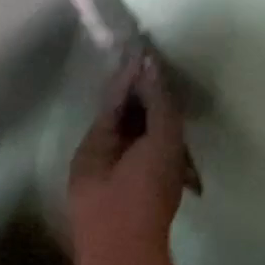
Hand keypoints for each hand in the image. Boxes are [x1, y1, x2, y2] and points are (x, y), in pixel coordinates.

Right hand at [68, 52, 197, 261]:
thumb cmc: (151, 185)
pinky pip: (109, 108)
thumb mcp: (166, 139)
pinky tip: (123, 65)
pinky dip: (116, 89)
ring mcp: (119, 138)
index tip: (158, 56)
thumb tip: (151, 66)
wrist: (113, 220)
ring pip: (126, 102)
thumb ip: (159, 101)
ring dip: (129, 79)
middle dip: (144, 78)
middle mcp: (144, 139)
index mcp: (168, 145)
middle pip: (144, 102)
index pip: (166, 107)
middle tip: (144, 44)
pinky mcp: (96, 137)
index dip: (162, 83)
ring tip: (132, 46)